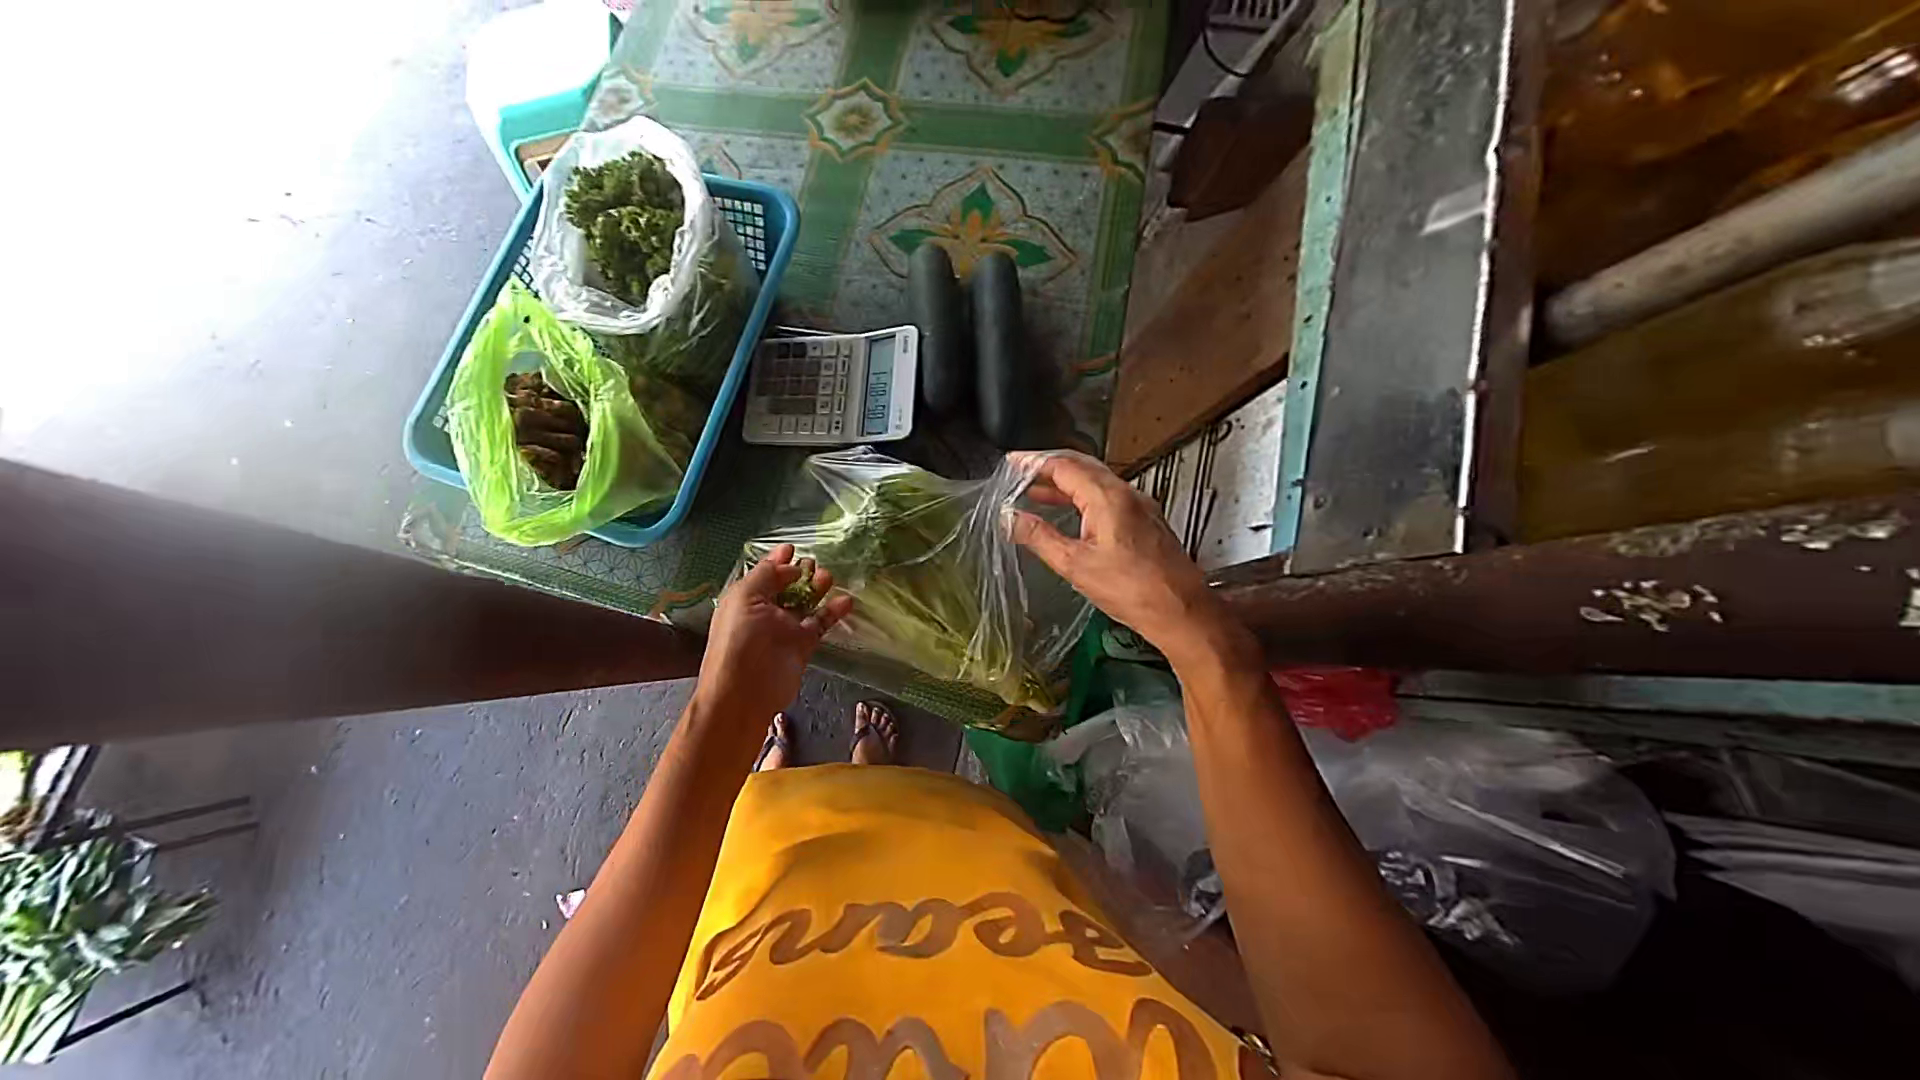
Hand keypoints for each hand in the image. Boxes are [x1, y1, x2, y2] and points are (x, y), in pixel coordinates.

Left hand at [694, 543, 852, 726]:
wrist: (744, 692)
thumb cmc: (739, 640)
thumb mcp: (745, 598)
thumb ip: (766, 575)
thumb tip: (788, 564)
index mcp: (745, 598)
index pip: (764, 574)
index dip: (778, 561)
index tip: (793, 548)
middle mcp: (764, 611)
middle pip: (787, 587)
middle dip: (801, 573)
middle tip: (816, 564)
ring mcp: (784, 629)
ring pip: (805, 603)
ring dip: (818, 589)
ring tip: (830, 577)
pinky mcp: (802, 645)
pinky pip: (820, 623)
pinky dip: (833, 612)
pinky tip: (845, 601)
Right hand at [1005, 451, 1247, 666]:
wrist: (1181, 611)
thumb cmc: (1131, 589)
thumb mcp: (1075, 565)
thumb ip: (1040, 537)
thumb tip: (1009, 518)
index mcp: (1107, 497)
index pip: (1064, 466)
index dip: (1034, 463)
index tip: (1012, 463)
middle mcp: (1126, 493)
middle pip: (1082, 466)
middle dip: (1049, 466)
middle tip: (1020, 472)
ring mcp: (1140, 506)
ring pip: (1097, 482)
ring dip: (1066, 483)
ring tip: (1036, 492)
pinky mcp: (1146, 521)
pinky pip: (1109, 497)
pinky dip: (1083, 497)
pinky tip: (1071, 512)